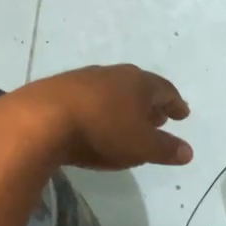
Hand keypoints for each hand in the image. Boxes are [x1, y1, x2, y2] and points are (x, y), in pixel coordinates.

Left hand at [0, 64, 191, 169]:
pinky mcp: (54, 88)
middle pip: (138, 87)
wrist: (37, 123)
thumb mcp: (142, 147)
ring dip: (122, 105)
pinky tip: (94, 122)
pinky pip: (86, 98)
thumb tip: (187, 151)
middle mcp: (112, 74)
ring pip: (110, 90)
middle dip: (149, 104)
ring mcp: (80, 78)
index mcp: (138, 83)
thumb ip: (167, 149)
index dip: (175, 104)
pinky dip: (98, 109)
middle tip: (157, 119)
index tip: (182, 115)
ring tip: (125, 122)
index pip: (165, 91)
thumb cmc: (102, 132)